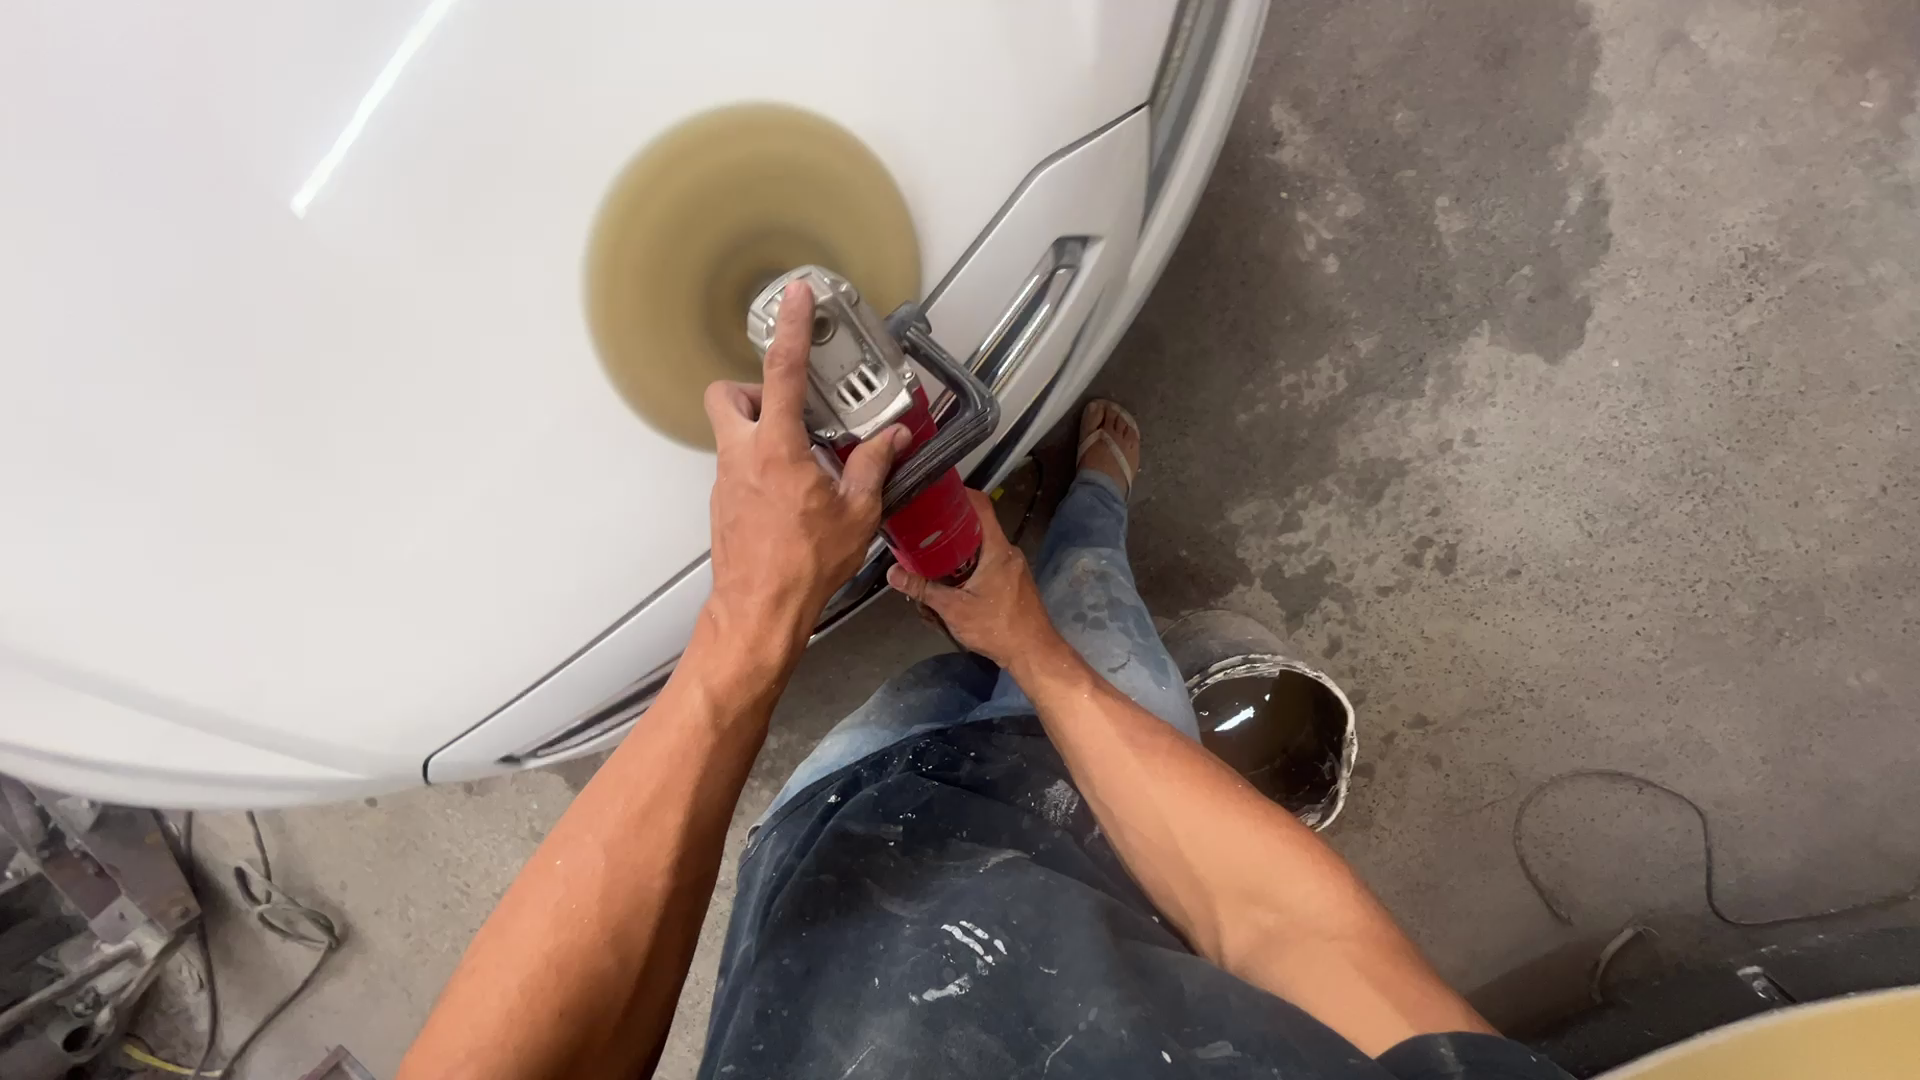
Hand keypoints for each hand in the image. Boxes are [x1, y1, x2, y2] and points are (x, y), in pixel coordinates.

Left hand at [702, 281, 909, 664]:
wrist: (760, 610)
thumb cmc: (804, 565)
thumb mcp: (856, 512)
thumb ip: (873, 465)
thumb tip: (893, 440)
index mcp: (777, 450)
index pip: (782, 373)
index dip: (792, 329)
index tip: (799, 298)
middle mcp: (742, 458)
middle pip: (726, 395)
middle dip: (753, 389)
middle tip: (792, 408)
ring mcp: (726, 482)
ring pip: (732, 433)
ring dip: (763, 432)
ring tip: (805, 460)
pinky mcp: (724, 504)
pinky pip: (739, 467)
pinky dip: (763, 466)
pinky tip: (794, 495)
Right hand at [886, 489, 1059, 667]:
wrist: (1033, 652)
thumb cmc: (997, 627)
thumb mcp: (954, 609)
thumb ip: (923, 589)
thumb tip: (893, 574)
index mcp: (996, 548)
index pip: (981, 505)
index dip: (960, 493)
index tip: (936, 494)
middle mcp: (1007, 551)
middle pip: (978, 525)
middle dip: (950, 525)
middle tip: (923, 527)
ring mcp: (1012, 566)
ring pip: (982, 546)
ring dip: (959, 548)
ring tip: (932, 553)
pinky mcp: (1013, 580)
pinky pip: (988, 561)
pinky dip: (970, 563)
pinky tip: (952, 577)